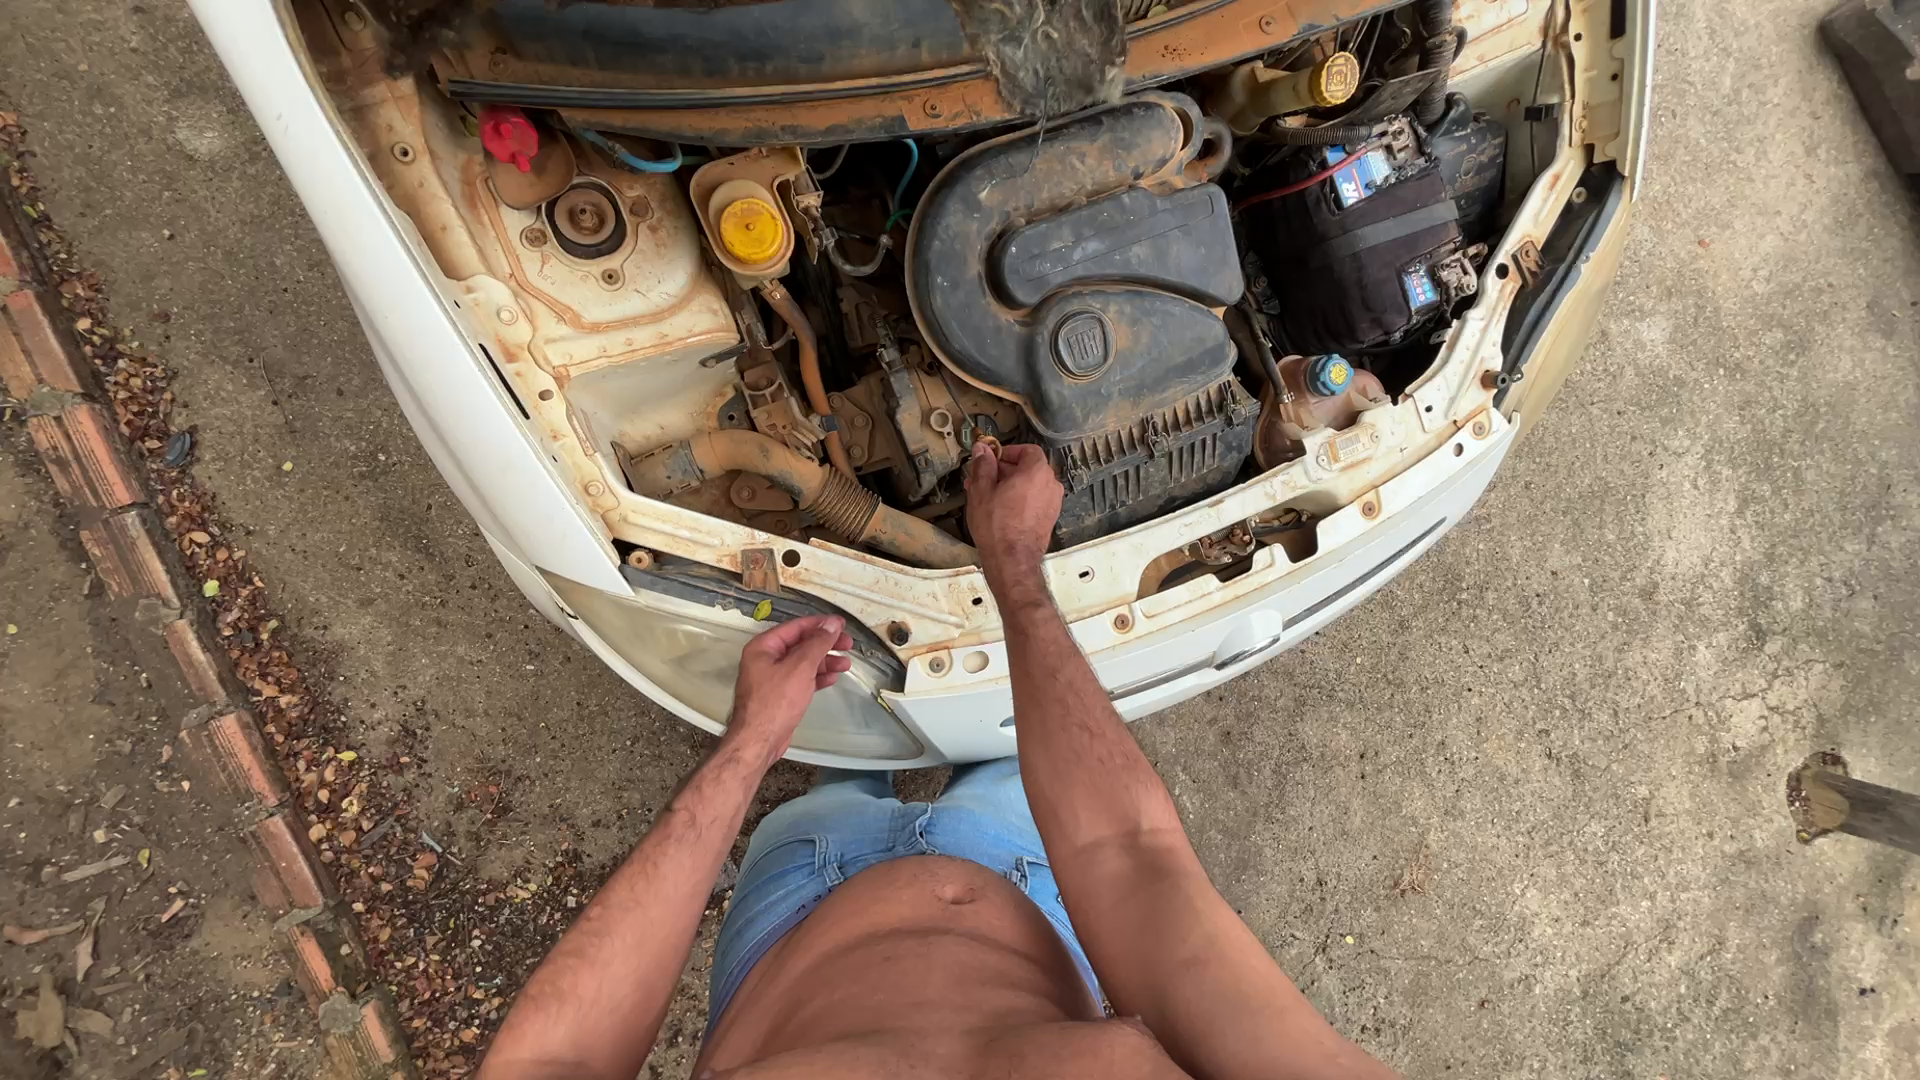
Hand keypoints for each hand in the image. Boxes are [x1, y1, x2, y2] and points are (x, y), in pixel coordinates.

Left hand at [724, 615, 853, 768]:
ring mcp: (773, 678)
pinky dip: (817, 677)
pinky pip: (802, 679)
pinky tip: (832, 677)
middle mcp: (766, 659)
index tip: (841, 625)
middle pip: (801, 644)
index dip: (820, 624)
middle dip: (825, 644)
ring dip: (825, 661)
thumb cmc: (774, 703)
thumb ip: (818, 643)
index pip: (796, 627)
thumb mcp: (800, 667)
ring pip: (803, 662)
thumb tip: (831, 625)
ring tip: (845, 664)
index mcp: (764, 647)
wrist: (759, 741)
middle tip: (847, 644)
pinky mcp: (780, 694)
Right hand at [965, 441, 1061, 586]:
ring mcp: (1053, 503)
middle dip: (1004, 471)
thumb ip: (983, 465)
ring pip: (1030, 485)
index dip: (1008, 452)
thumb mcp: (982, 490)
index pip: (1027, 450)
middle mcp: (1050, 484)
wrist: (1012, 560)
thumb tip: (982, 450)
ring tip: (986, 496)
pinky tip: (999, 509)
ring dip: (1009, 486)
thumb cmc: (997, 527)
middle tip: (982, 478)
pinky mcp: (1049, 518)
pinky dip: (1019, 499)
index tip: (991, 458)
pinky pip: (1034, 500)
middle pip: (1028, 468)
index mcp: (1036, 472)